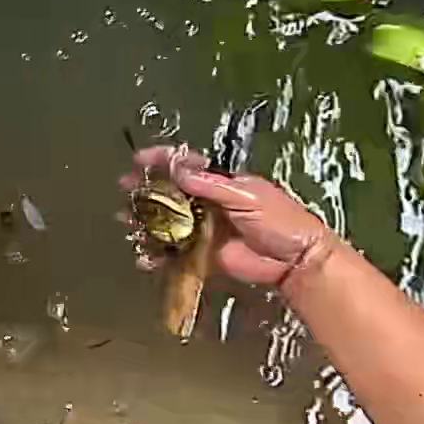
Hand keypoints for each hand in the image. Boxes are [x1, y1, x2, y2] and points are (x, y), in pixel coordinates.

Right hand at [123, 146, 338, 287]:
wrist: (298, 263)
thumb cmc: (279, 221)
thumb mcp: (247, 194)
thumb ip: (211, 183)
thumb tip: (177, 169)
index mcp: (218, 182)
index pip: (184, 164)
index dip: (161, 159)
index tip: (139, 159)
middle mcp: (204, 202)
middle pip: (166, 191)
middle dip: (144, 188)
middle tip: (125, 188)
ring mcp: (200, 228)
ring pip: (163, 220)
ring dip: (143, 219)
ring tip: (126, 220)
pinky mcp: (199, 253)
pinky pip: (171, 251)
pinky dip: (155, 254)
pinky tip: (143, 254)